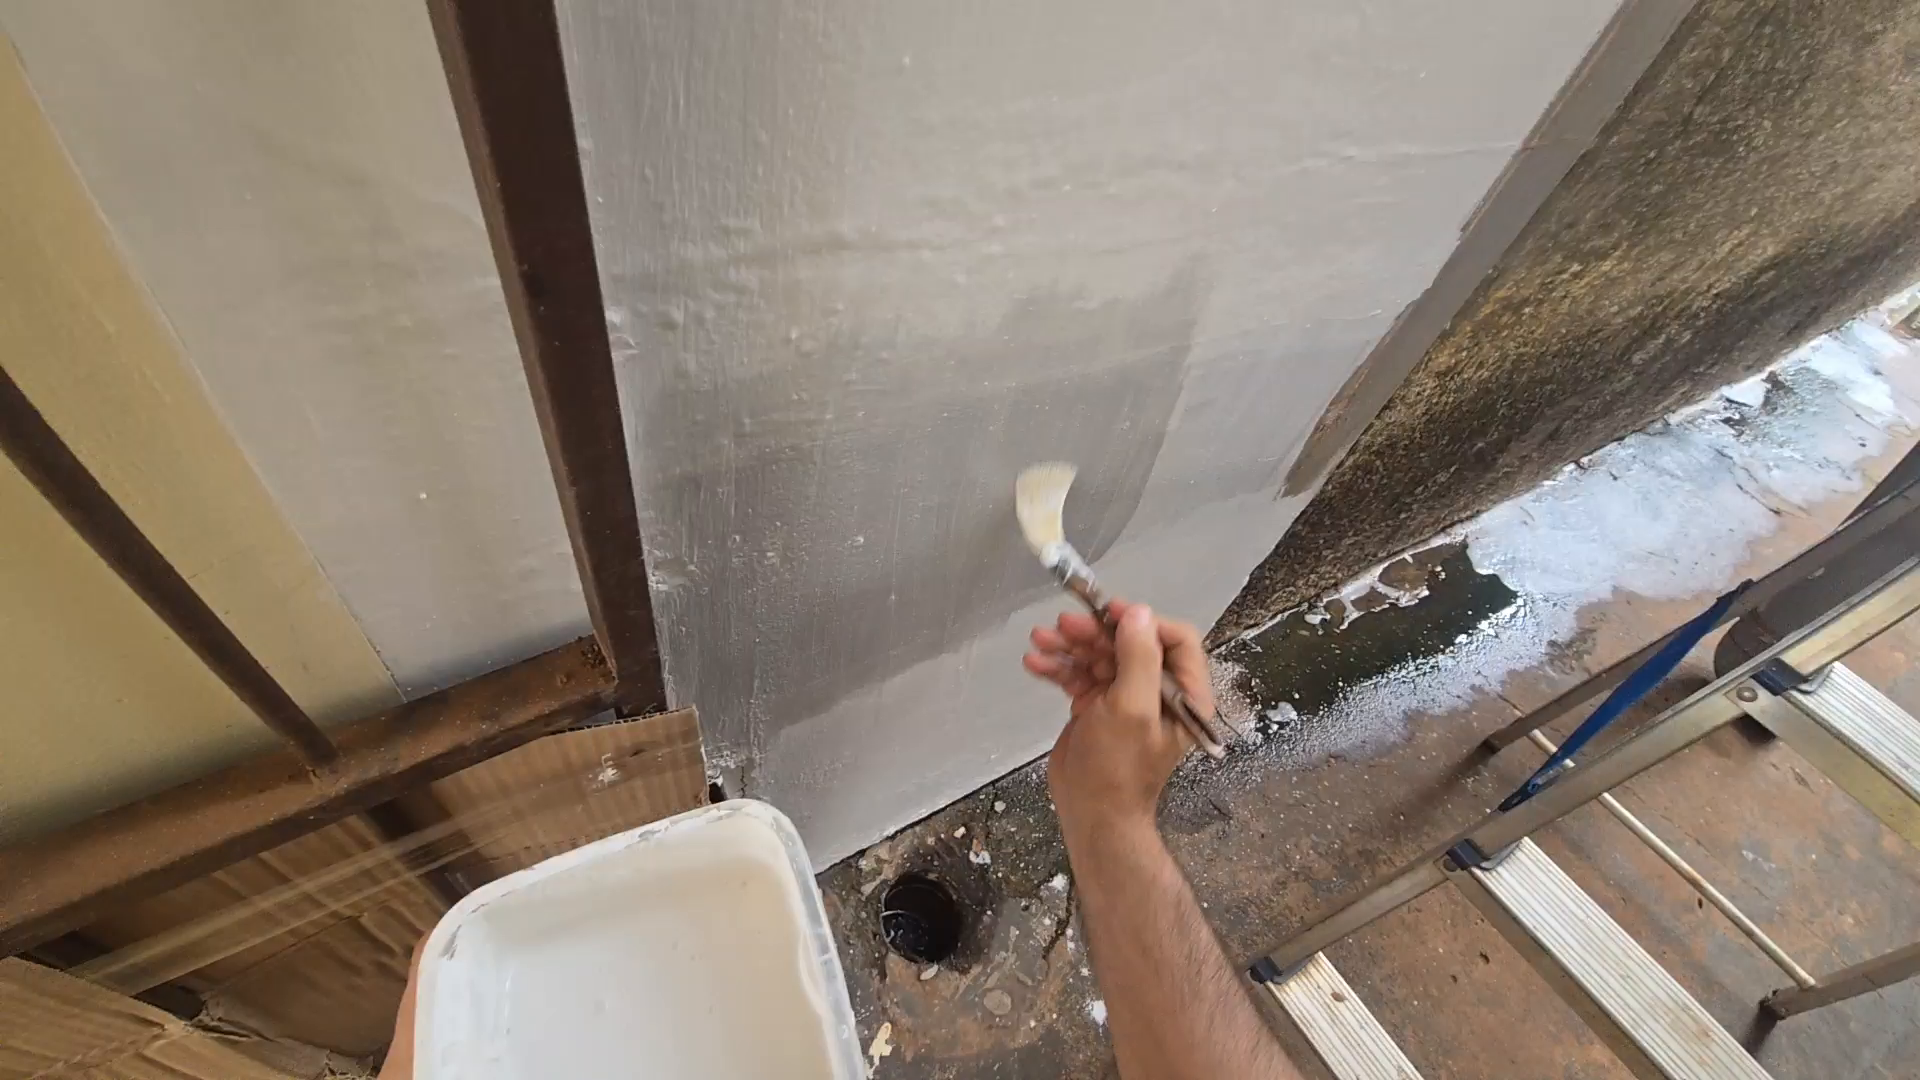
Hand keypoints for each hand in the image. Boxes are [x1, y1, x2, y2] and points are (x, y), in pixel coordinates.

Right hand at [1022, 600, 1214, 838]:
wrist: (1091, 814)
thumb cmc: (1118, 767)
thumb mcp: (1131, 709)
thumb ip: (1139, 658)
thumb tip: (1137, 612)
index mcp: (1183, 693)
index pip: (1175, 639)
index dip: (1142, 620)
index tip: (1109, 611)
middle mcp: (1157, 690)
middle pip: (1128, 643)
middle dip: (1094, 633)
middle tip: (1063, 624)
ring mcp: (1124, 697)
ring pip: (1099, 655)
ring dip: (1068, 646)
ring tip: (1039, 640)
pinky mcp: (1096, 706)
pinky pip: (1078, 675)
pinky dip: (1057, 667)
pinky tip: (1035, 662)